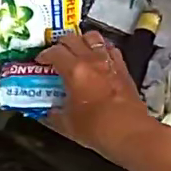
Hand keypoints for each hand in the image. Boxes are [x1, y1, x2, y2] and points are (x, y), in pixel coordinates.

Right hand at [38, 31, 167, 167]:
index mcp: (74, 71)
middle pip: (72, 38)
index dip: (44, 55)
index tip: (40, 61)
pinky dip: (101, 49)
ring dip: (82, 40)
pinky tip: (98, 58)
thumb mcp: (66, 123)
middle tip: (56, 54)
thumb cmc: (96, 128)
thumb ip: (54, 114)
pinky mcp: (123, 69)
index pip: (54, 52)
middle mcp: (91, 61)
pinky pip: (111, 49)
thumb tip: (49, 112)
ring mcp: (109, 63)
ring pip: (93, 37)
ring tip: (77, 50)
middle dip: (60, 44)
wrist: (129, 133)